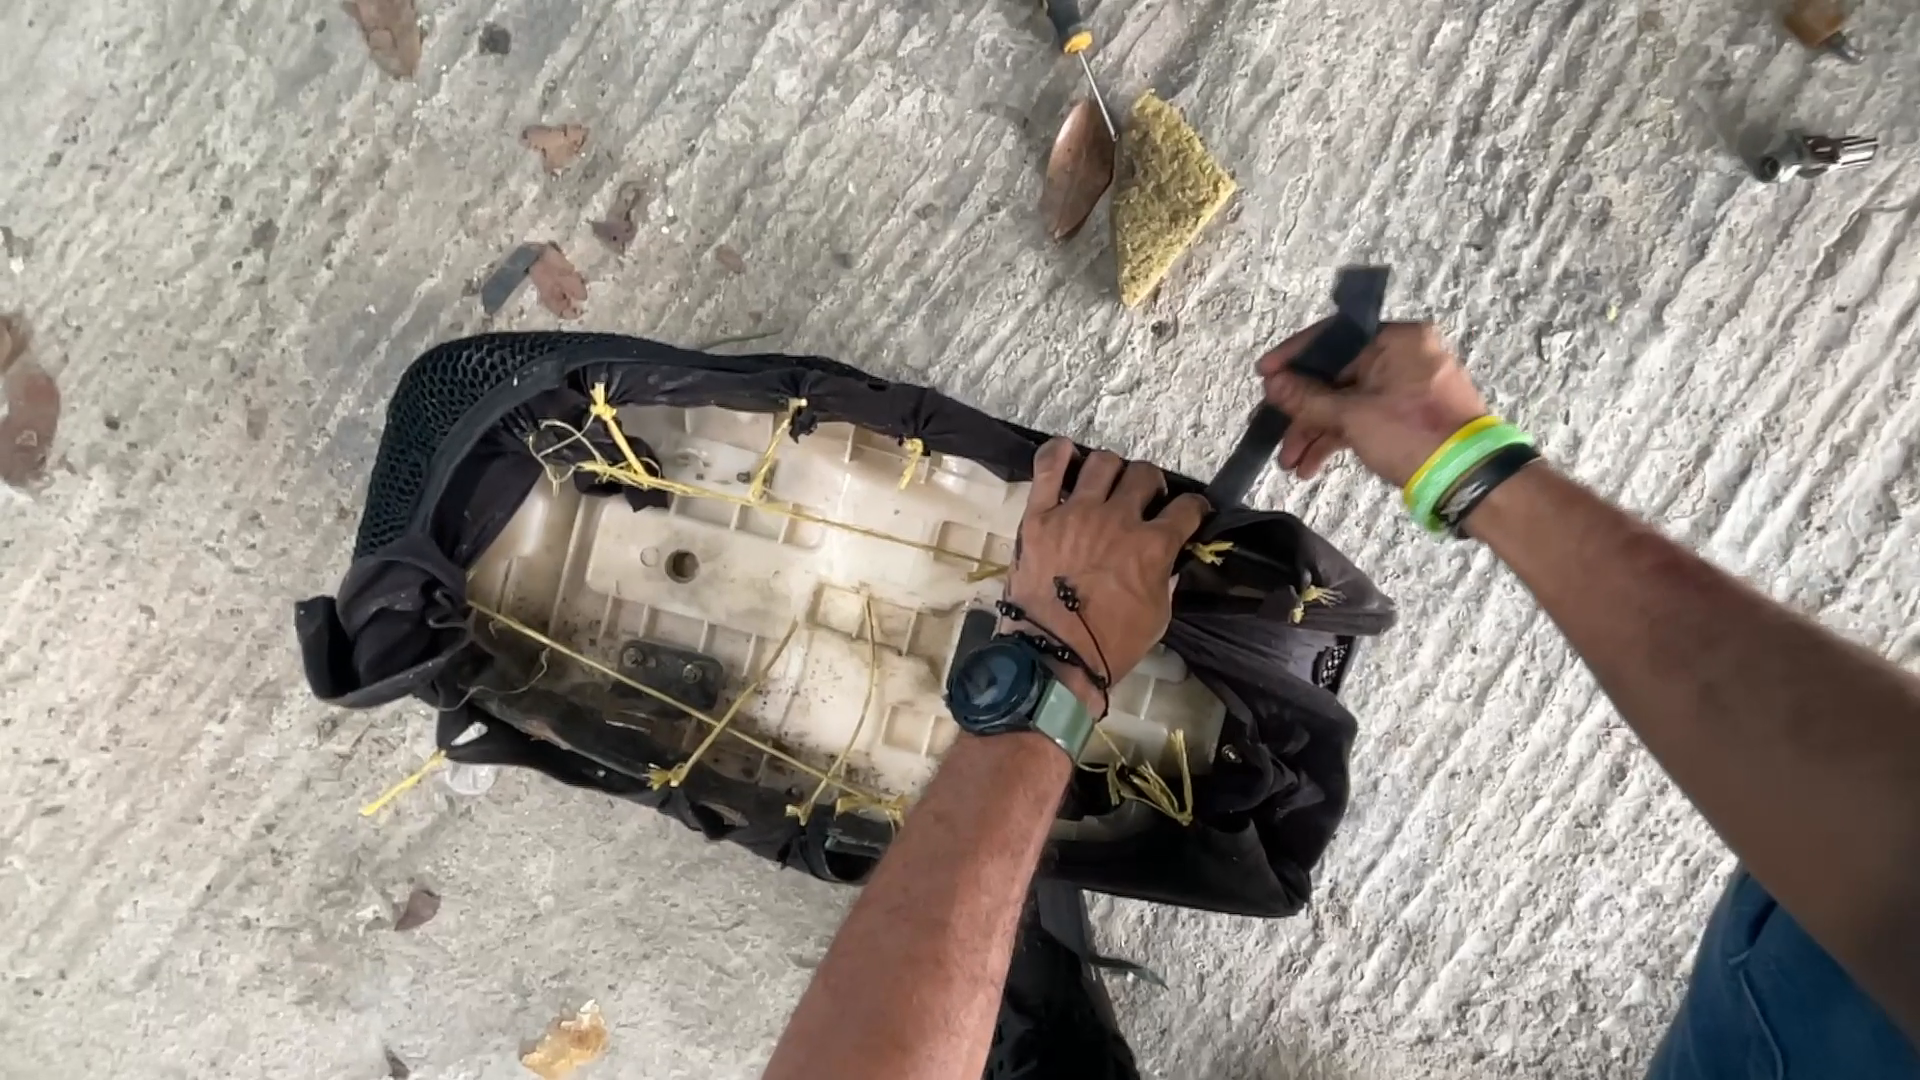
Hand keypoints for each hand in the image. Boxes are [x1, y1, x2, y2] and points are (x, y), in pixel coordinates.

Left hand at [1003, 439, 1209, 712]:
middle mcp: (1117, 519)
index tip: (1189, 513)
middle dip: (1150, 485)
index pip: (1187, 508)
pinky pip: (1048, 468)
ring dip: (1111, 470)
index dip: (1193, 509)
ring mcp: (1075, 513)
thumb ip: (1166, 578)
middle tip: (1142, 501)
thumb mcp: (1158, 616)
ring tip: (1107, 485)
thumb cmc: (1110, 643)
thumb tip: (1169, 558)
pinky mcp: (1039, 515)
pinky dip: (1059, 453)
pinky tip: (1067, 453)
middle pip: (1143, 475)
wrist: (1052, 655)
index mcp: (1152, 545)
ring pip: (1103, 463)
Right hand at [1257, 321, 1488, 487]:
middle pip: (1334, 376)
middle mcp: (1402, 356)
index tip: (1263, 376)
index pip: (1332, 338)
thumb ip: (1306, 398)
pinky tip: (1310, 465)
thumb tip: (1272, 384)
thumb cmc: (1411, 433)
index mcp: (1396, 340)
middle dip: (1300, 411)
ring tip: (1291, 463)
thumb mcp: (1351, 415)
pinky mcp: (1404, 414)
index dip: (1292, 357)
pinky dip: (1335, 438)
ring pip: (1343, 402)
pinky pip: (1359, 418)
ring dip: (1313, 432)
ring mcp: (1403, 386)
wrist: (1469, 477)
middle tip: (1273, 432)